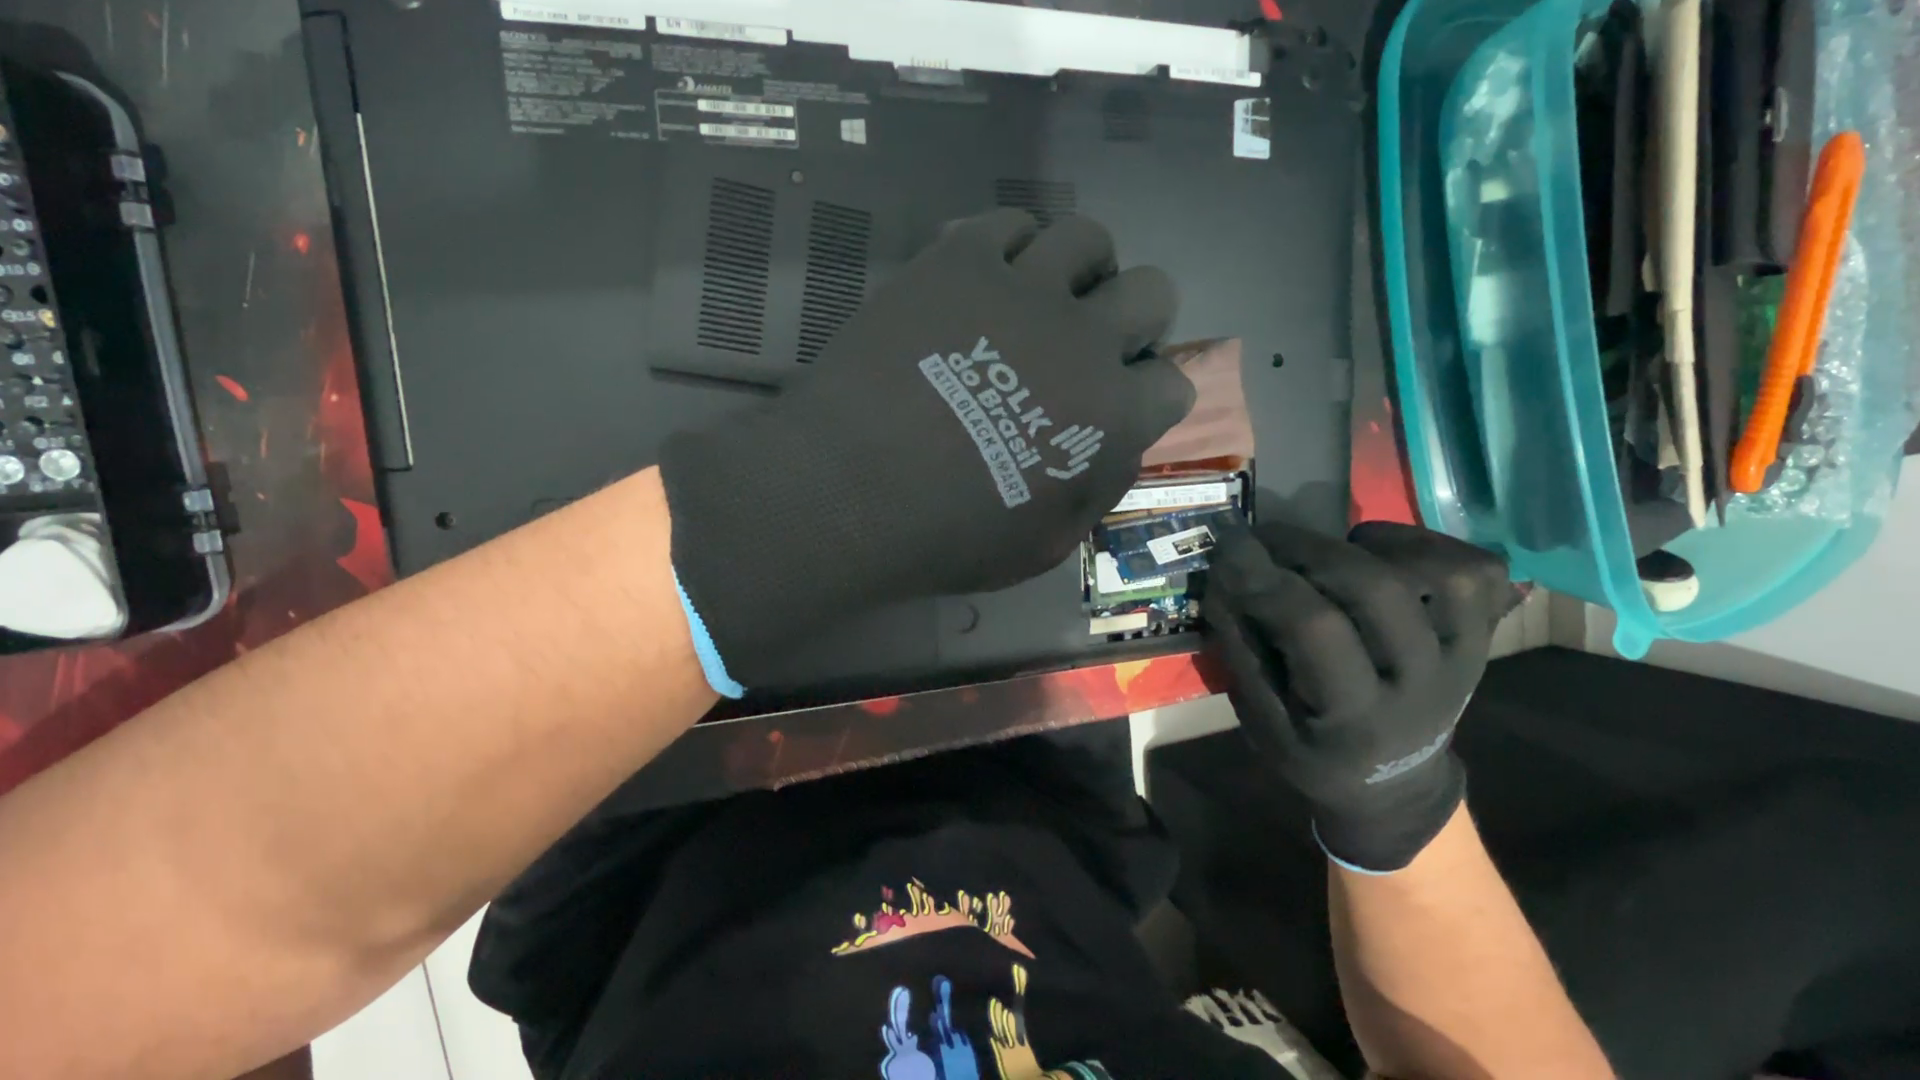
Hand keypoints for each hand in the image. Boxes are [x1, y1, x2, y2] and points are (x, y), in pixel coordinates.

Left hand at [661, 209, 1193, 692]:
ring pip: (1087, 237)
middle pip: (1153, 289)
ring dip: (1083, 266)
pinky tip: (990, 275)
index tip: (1125, 399)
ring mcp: (1021, 289)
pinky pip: (1007, 224)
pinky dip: (1011, 245)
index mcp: (1114, 415)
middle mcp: (1084, 339)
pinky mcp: (958, 261)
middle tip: (1099, 335)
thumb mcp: (1042, 546)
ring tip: (1050, 292)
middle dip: (1138, 314)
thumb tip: (1114, 448)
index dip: (1152, 391)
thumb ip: (1094, 490)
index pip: (1173, 382)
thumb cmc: (945, 537)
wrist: (848, 489)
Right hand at [1203, 521, 1515, 871]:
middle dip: (1310, 549)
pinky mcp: (1483, 637)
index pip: (1313, 628)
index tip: (1226, 544)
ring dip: (1377, 545)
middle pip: (1378, 591)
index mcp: (1356, 719)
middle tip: (1266, 536)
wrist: (1394, 781)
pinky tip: (1386, 551)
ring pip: (1441, 575)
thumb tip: (1221, 574)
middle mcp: (1420, 685)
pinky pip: (1477, 571)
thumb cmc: (1313, 751)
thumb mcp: (1262, 722)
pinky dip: (1431, 545)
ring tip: (1335, 545)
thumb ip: (1242, 650)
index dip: (1264, 577)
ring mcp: (1463, 658)